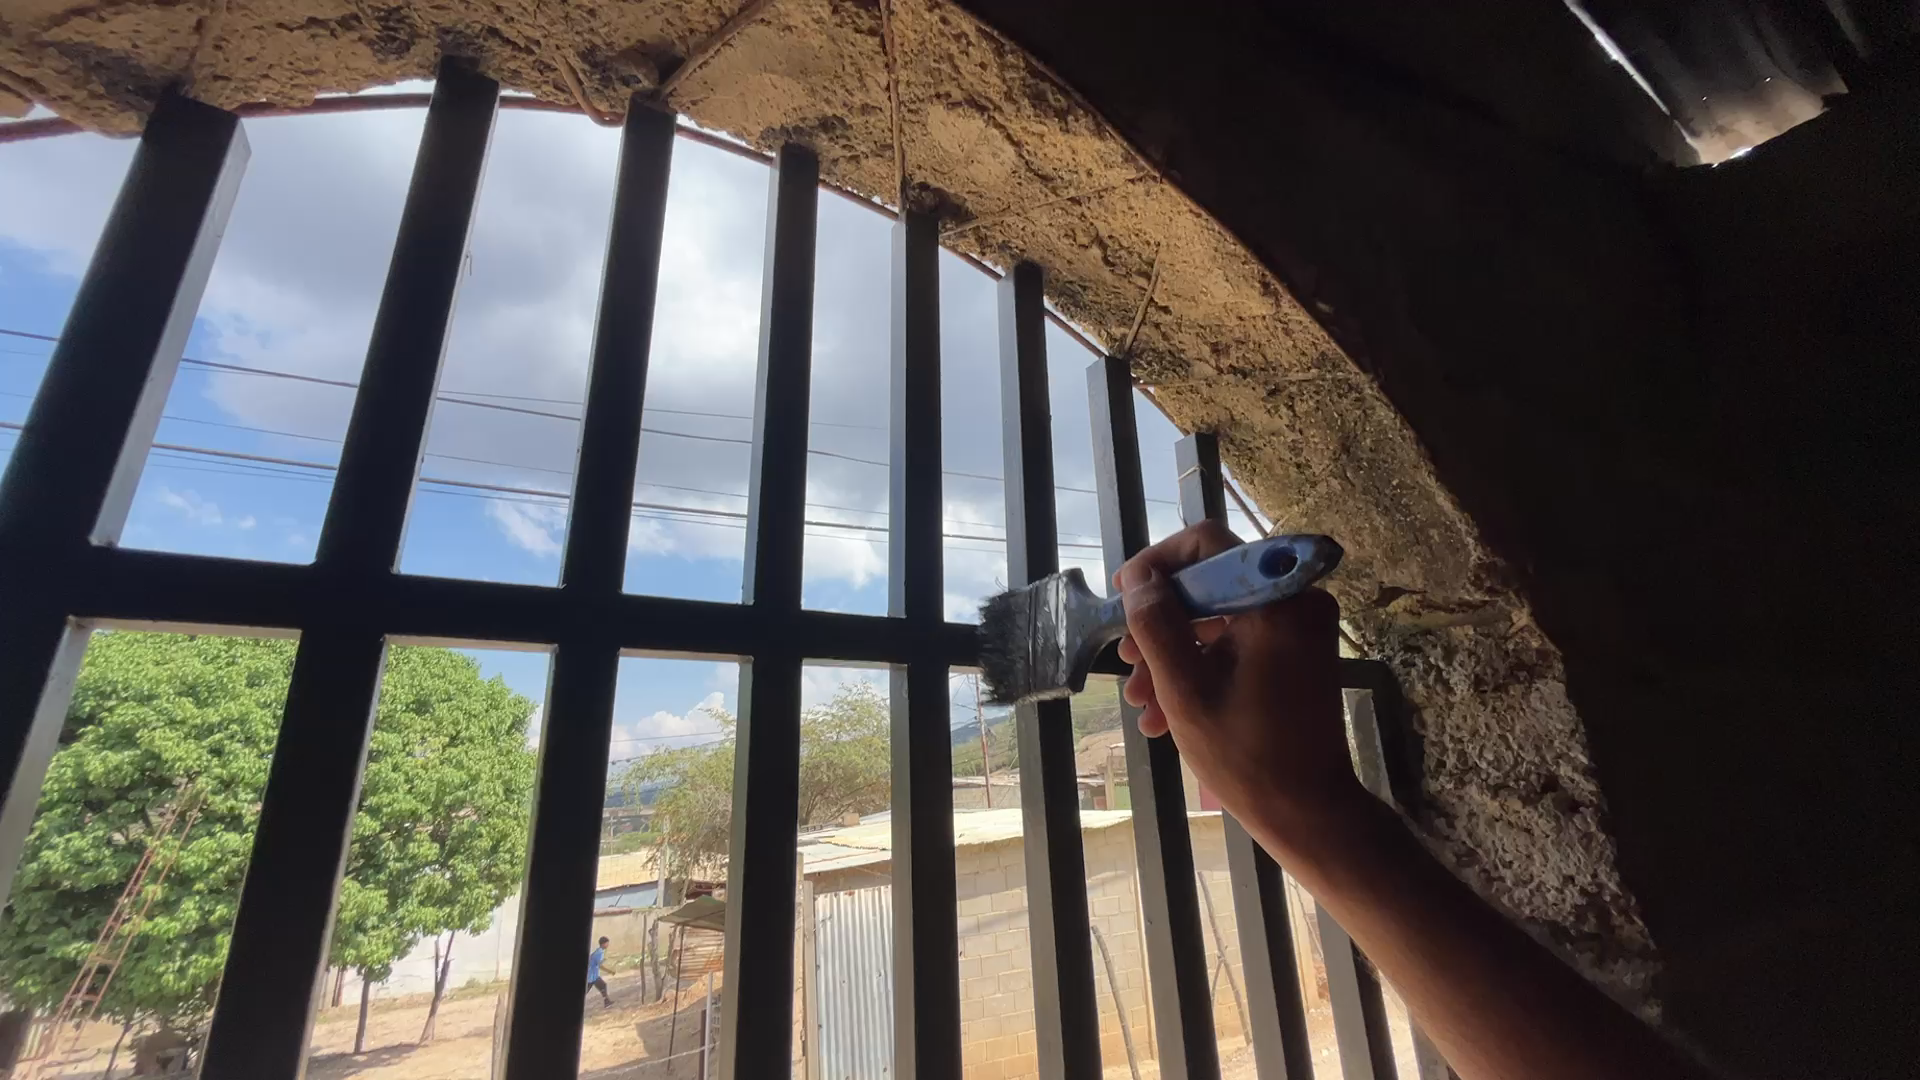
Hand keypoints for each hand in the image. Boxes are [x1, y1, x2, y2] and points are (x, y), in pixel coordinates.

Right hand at [1116, 520, 1362, 826]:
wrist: (1309, 812)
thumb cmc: (1246, 754)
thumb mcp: (1184, 688)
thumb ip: (1155, 624)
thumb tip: (1138, 580)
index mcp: (1276, 601)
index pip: (1207, 543)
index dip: (1157, 561)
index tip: (1124, 594)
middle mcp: (1294, 600)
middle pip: (1208, 581)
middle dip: (1159, 620)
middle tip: (1126, 658)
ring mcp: (1296, 627)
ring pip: (1216, 614)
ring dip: (1172, 649)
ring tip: (1138, 697)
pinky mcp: (1292, 650)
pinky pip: (1235, 638)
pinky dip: (1198, 663)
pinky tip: (1164, 708)